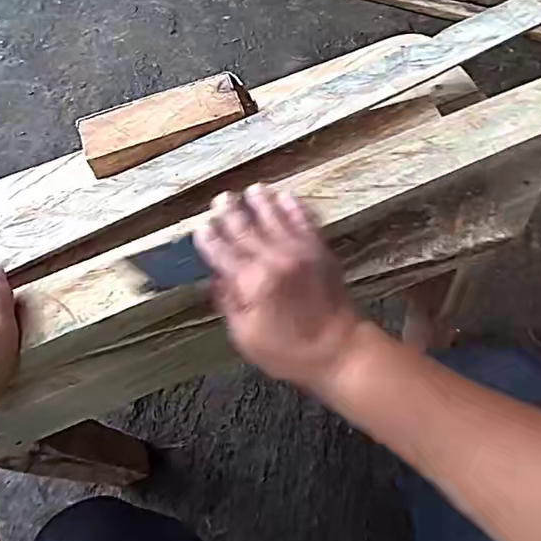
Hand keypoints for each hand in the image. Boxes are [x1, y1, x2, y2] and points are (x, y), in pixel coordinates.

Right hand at [193, 184, 364, 390]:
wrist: (338, 348)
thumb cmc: (288, 351)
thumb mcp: (245, 336)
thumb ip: (229, 303)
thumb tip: (218, 278)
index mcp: (251, 282)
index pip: (222, 252)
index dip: (209, 238)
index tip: (201, 226)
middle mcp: (274, 259)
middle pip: (246, 229)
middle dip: (231, 212)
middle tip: (221, 198)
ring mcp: (300, 251)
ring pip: (276, 218)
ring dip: (262, 202)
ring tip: (253, 189)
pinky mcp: (320, 250)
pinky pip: (304, 221)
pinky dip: (294, 207)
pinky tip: (287, 196)